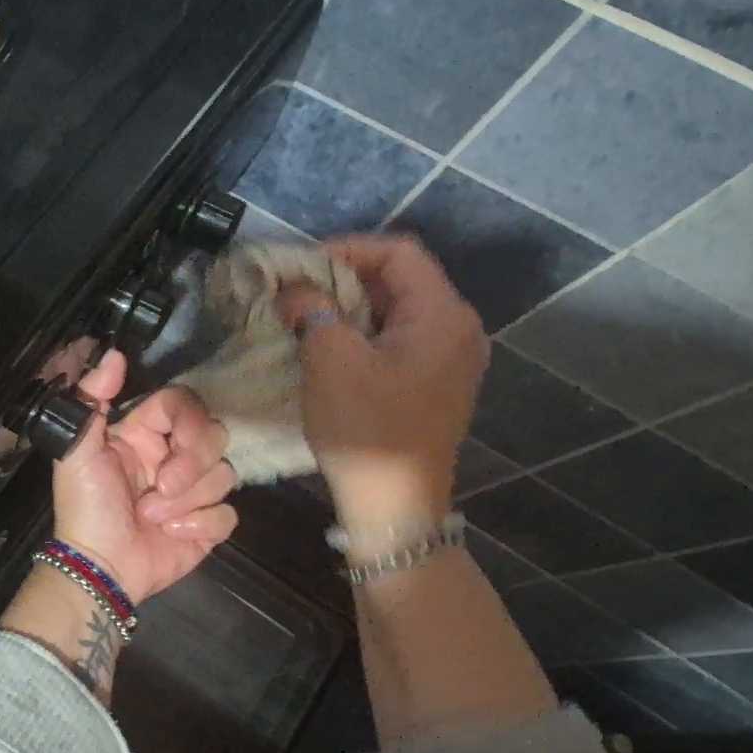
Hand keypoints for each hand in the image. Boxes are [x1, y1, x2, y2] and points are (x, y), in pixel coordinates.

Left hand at [50, 349, 236, 604]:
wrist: (98, 565)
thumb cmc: (84, 506)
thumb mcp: (76, 451)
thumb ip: (89, 400)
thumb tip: (113, 355)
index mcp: (142, 433)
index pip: (183, 403)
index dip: (187, 420)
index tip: (173, 442)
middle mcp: (170, 456)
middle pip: (214, 434)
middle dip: (192, 463)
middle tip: (161, 487)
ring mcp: (192, 490)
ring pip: (224, 474)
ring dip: (188, 500)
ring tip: (151, 517)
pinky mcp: (206, 524)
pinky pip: (229, 513)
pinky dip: (202, 525)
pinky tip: (174, 535)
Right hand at [276, 234, 486, 554]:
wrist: (396, 502)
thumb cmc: (366, 426)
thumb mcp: (331, 362)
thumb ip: (314, 312)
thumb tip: (296, 288)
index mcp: (442, 315)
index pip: (399, 253)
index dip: (346, 249)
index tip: (299, 267)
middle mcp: (457, 328)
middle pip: (400, 279)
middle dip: (343, 278)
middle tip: (295, 293)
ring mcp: (449, 358)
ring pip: (395, 310)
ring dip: (348, 307)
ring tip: (304, 319)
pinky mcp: (433, 383)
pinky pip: (396, 339)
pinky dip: (360, 332)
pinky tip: (328, 350)